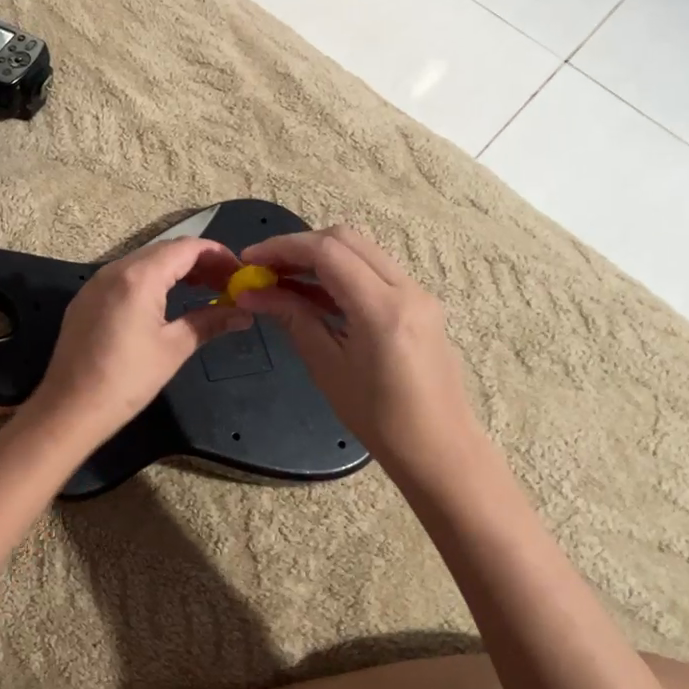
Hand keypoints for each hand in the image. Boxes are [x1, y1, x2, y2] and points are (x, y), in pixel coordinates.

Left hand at [19, 237, 252, 449]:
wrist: (71, 406)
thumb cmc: (127, 379)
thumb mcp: (174, 348)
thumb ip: (209, 323)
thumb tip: (243, 315)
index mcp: (138, 277)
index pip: (186, 248)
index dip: (217, 254)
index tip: (239, 271)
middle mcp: (114, 269)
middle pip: (164, 250)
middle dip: (198, 262)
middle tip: (226, 283)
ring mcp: (95, 283)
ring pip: (142, 262)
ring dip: (173, 270)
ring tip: (203, 290)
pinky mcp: (85, 298)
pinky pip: (123, 277)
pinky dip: (150, 280)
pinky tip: (165, 301)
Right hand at [234, 226, 474, 473]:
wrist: (440, 449)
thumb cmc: (378, 417)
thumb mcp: (326, 365)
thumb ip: (292, 317)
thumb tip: (250, 292)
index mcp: (382, 308)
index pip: (326, 252)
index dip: (281, 248)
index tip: (248, 260)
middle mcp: (406, 289)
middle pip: (345, 239)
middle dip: (298, 246)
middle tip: (263, 267)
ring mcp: (418, 294)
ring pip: (360, 250)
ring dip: (318, 256)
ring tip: (280, 279)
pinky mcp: (419, 303)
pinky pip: (373, 270)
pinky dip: (338, 271)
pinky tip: (311, 292)